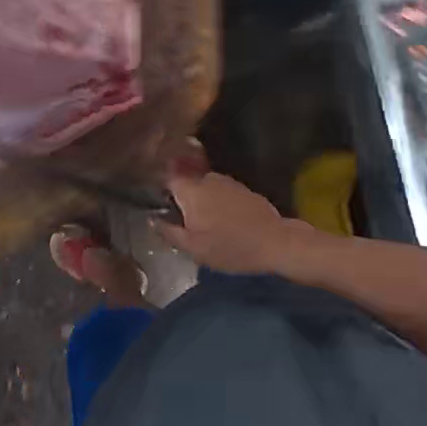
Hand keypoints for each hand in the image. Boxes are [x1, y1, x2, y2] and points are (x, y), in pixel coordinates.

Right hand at [161, 171, 314, 273]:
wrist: (274, 241)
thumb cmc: (230, 247)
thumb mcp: (194, 248)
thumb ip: (169, 231)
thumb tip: (152, 219)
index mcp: (193, 191)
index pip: (169, 177)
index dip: (161, 186)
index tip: (156, 198)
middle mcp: (210, 179)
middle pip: (188, 182)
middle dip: (182, 197)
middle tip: (179, 218)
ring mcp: (229, 182)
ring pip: (206, 187)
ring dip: (201, 200)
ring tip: (201, 222)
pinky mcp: (244, 189)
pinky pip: (222, 192)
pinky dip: (217, 202)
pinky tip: (221, 219)